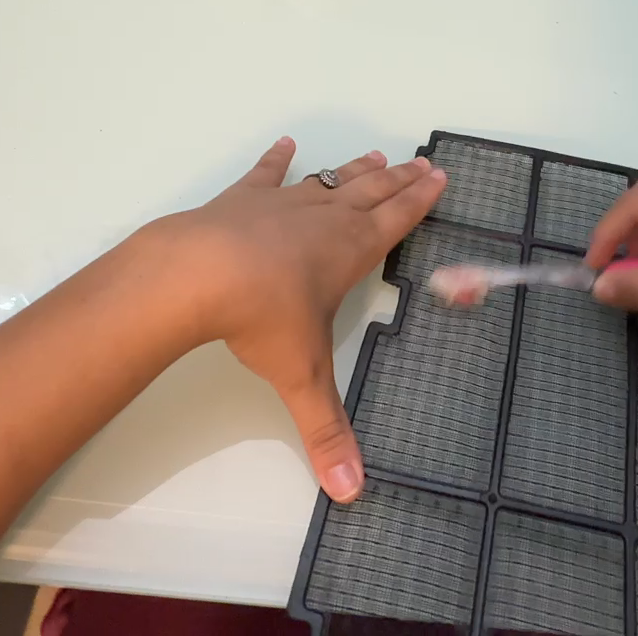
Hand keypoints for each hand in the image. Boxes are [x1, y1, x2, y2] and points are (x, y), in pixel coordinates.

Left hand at [126, 138, 446, 501]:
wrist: (198, 273)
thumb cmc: (262, 317)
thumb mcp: (302, 376)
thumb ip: (326, 432)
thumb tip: (351, 492)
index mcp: (349, 249)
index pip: (396, 219)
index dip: (420, 199)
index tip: (439, 176)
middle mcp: (325, 218)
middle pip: (373, 191)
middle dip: (400, 179)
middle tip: (421, 161)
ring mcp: (285, 202)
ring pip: (331, 179)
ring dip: (355, 169)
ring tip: (375, 155)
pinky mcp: (245, 197)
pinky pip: (268, 173)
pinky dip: (278, 159)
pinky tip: (286, 144)